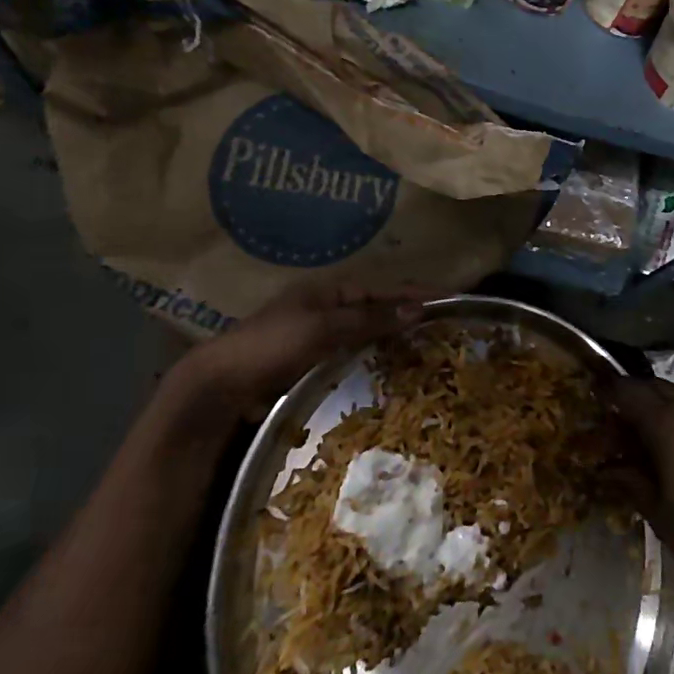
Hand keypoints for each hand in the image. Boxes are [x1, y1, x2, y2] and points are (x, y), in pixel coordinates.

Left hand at [163, 281, 434, 414]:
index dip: (415, 294)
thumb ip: (369, 319)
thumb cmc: (272, 345)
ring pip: (367, 331)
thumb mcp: (323, 328)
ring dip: (394, 337)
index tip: (450, 299)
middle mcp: (326, 307)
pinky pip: (353, 352)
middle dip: (409, 314)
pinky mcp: (312, 360)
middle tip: (445, 327)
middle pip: (377, 308)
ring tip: (428, 348)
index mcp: (328, 291)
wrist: (223, 383)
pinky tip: (392, 368)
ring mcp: (318, 334)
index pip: (382, 289)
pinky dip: (375, 356)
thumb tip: (416, 310)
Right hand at [605, 377, 673, 616]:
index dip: (607, 392)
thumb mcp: (661, 514)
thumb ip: (631, 482)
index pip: (629, 392)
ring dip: (660, 411)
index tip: (590, 399)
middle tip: (615, 426)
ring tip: (645, 442)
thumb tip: (608, 469)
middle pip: (656, 389)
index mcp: (672, 423)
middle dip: (633, 400)